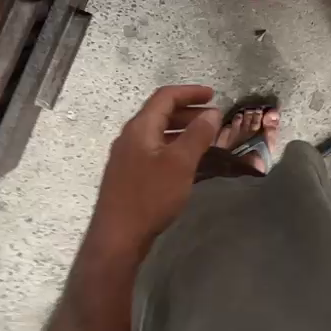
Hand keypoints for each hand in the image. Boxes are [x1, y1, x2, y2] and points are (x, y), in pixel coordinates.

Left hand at [87, 85, 220, 259]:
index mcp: (140, 128)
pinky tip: (187, 163)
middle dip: (189, 111)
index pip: (165, 97)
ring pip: (157, 133)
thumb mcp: (181, 163)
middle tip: (213, 118)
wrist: (117, 237)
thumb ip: (198, 134)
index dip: (190, 92)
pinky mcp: (128, 175)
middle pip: (160, 113)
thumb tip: (212, 113)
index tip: (213, 95)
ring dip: (182, 130)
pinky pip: (154, 150)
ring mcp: (126, 157)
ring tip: (205, 139)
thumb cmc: (150, 196)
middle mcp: (130, 137)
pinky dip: (173, 147)